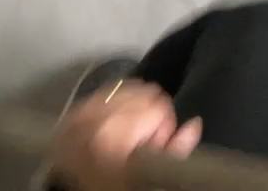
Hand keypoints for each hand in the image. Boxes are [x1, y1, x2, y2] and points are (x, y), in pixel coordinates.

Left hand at [51, 81, 201, 190]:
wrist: (73, 189)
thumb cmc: (112, 182)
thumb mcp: (145, 176)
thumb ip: (174, 151)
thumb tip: (194, 124)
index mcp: (118, 132)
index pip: (160, 104)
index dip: (165, 125)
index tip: (158, 144)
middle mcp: (100, 112)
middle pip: (144, 91)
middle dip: (151, 113)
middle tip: (145, 139)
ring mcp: (86, 107)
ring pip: (127, 87)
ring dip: (135, 105)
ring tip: (131, 131)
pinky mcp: (77, 107)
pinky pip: (109, 90)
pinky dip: (118, 102)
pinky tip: (117, 121)